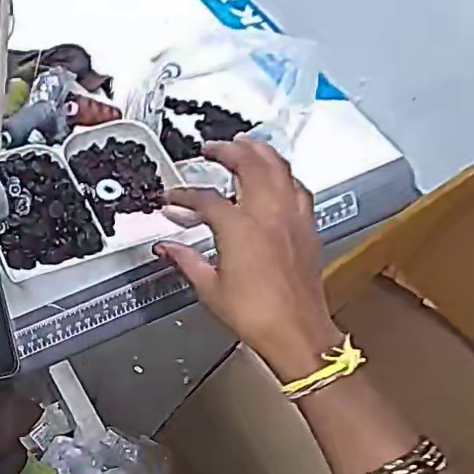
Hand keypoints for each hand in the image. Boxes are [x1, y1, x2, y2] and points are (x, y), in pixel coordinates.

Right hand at [153, 138, 342, 378]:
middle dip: (228, 150)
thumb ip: (186, 260)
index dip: (184, 196)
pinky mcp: (307, 226)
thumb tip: (167, 248)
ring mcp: (292, 216)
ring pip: (279, 167)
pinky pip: (297, 186)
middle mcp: (269, 214)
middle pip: (250, 164)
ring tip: (247, 145)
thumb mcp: (209, 288)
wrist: (294, 329)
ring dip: (260, 151)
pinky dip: (283, 173)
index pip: (205, 199)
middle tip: (213, 148)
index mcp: (240, 228)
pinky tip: (279, 176)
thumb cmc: (256, 314)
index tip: (172, 198)